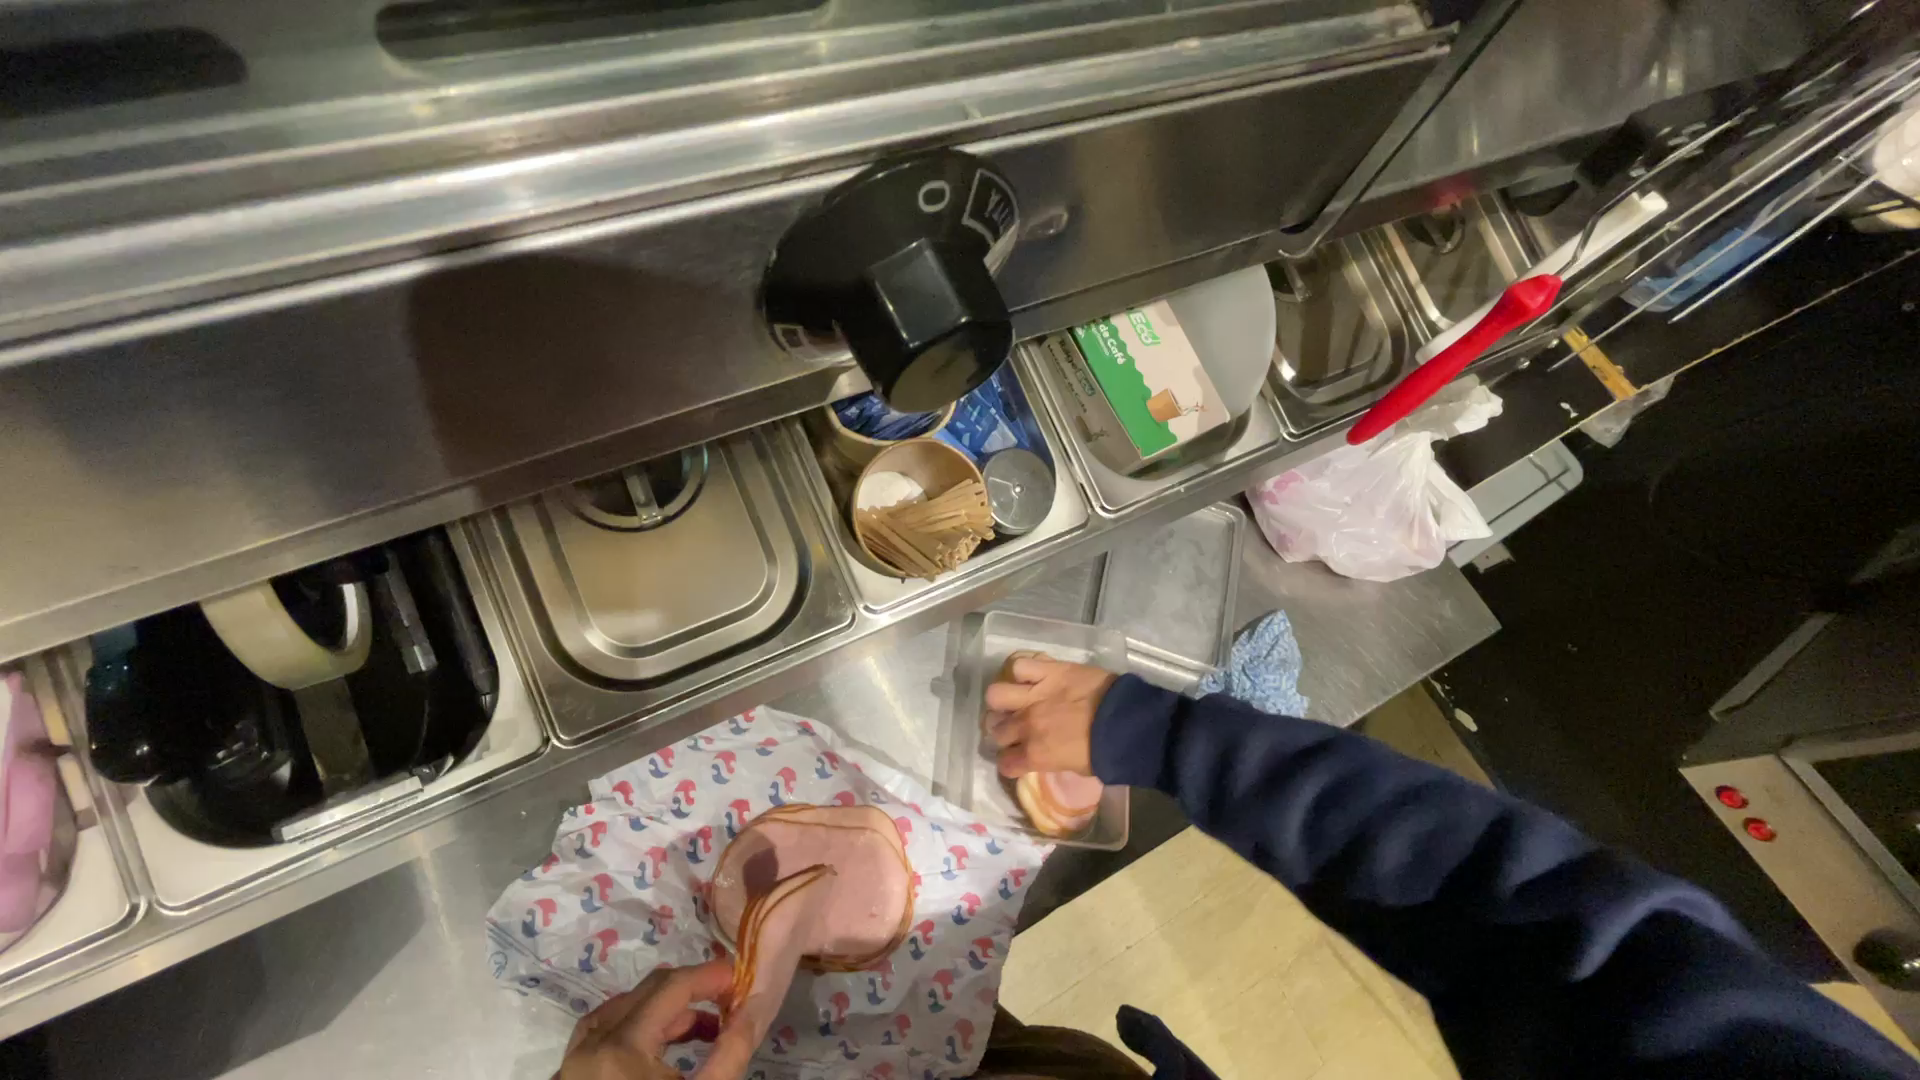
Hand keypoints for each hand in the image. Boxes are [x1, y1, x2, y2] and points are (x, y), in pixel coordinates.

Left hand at [558, 960, 747, 1079]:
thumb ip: (731, 1052)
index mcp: (620, 1046)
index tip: (742, 980)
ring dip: (664, 1010)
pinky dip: (634, 1027)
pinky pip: (601, 1032)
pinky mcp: (568, 1077)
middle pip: (648, 991)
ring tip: (700, 1027)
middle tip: (726, 1002)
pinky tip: (659, 1044)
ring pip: (622, 1010)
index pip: (674, 986)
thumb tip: (753, 1011)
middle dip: (692, 990)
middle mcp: (589, 1045)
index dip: (712, 975)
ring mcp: (571, 1063)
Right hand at [983, 654, 1116, 777]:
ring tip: (1014, 701)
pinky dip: (1021, 672)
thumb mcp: (1074, 767)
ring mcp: (1035, 695)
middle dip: (1002, 732)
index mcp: (1035, 754)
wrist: (1126, 723)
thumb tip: (1042, 756)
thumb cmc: (1106, 752)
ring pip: (996, 695)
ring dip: (1003, 702)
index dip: (1009, 761)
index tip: (1016, 758)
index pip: (1004, 762)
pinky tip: (1030, 678)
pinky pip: (1019, 666)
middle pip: (995, 730)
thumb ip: (1050, 760)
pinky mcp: (1049, 671)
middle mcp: (1026, 725)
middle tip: (1014, 729)